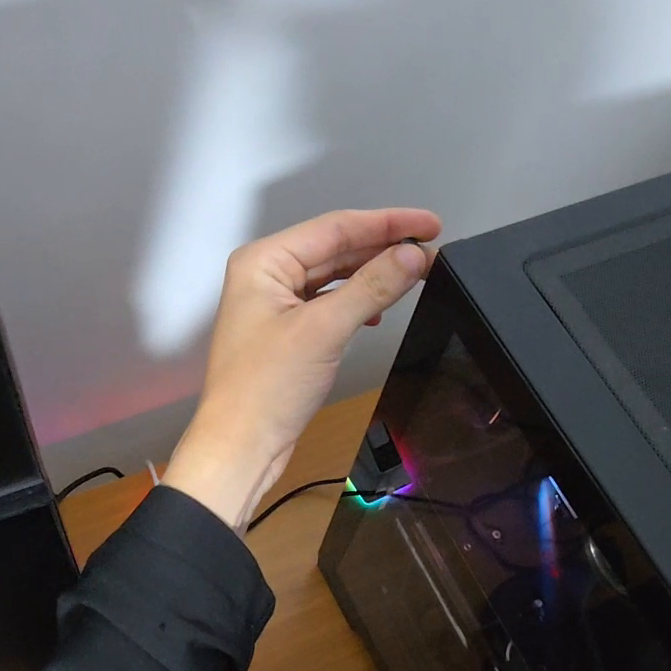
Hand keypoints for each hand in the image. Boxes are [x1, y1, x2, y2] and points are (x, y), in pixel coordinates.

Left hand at [163, 208, 440, 527]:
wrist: (242, 446)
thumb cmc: (263, 391)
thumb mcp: (325, 330)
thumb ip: (372, 287)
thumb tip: (412, 256)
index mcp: (262, 263)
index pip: (335, 228)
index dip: (386, 223)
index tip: (429, 224)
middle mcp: (264, 278)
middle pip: (334, 249)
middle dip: (381, 249)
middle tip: (429, 249)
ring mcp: (273, 307)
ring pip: (332, 278)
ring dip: (371, 277)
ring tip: (413, 275)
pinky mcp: (285, 335)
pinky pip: (327, 305)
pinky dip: (355, 305)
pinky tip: (378, 312)